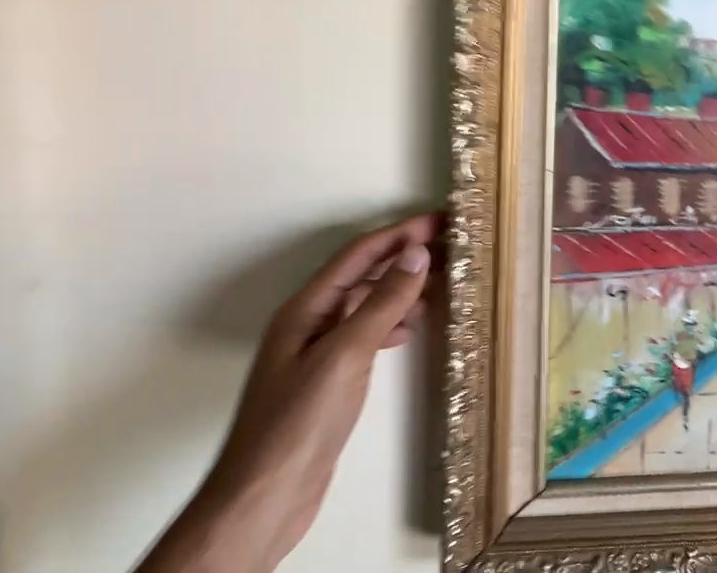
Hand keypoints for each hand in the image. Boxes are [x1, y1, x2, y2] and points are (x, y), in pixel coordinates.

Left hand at [137, 212, 442, 572]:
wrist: (265, 496)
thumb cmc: (299, 422)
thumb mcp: (345, 355)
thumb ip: (382, 303)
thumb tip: (417, 253)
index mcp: (307, 308)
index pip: (360, 254)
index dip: (401, 233)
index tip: (442, 220)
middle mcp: (311, 322)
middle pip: (363, 274)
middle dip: (404, 256)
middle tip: (451, 246)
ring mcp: (318, 351)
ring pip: (366, 303)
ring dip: (402, 288)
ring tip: (441, 283)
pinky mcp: (329, 378)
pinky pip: (366, 332)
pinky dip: (393, 322)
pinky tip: (410, 329)